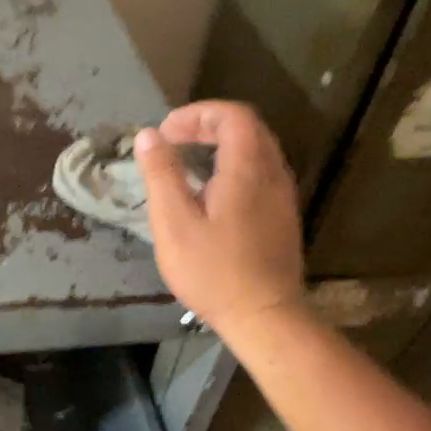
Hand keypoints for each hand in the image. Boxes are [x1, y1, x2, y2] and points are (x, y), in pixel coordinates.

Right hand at [134, 101, 305, 331]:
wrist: (264, 316)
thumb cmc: (213, 271)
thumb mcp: (174, 223)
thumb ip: (161, 174)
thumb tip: (148, 135)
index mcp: (247, 169)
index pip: (232, 115)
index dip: (197, 113)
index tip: (166, 132)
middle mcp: (273, 174)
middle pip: (247, 127)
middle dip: (208, 124)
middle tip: (173, 140)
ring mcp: (283, 196)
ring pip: (257, 149)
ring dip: (222, 144)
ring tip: (188, 161)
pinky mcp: (283, 216)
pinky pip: (261, 171)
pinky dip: (234, 164)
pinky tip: (211, 190)